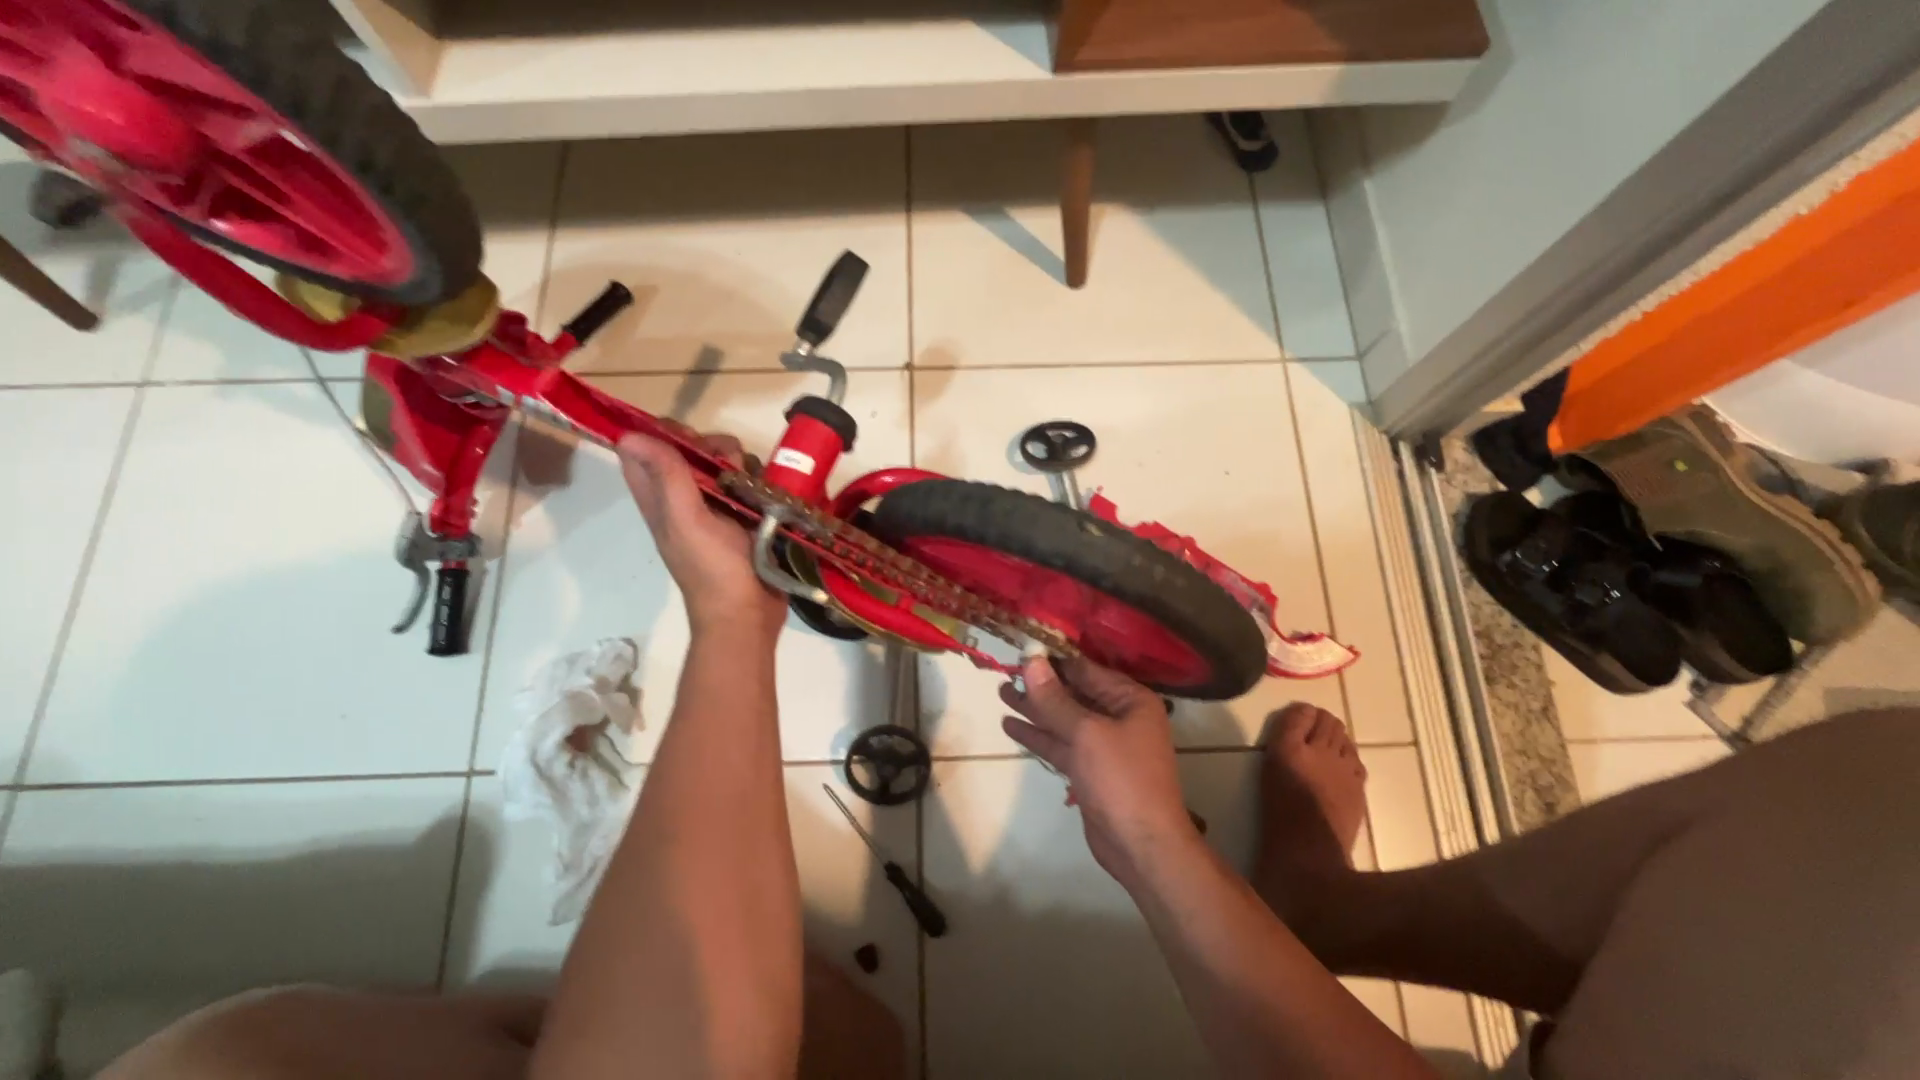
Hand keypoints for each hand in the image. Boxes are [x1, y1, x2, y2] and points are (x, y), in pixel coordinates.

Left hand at [618, 426, 786, 640]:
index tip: (686, 432)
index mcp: (659, 501)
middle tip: (728, 460)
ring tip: (752, 481)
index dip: (657, 433)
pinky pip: (748, 484)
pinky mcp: (745, 517)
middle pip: (688, 452)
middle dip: (709, 445)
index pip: (641, 453)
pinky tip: (766, 491)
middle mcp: (683, 501)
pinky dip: (757, 480)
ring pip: (722, 465)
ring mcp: (716, 510)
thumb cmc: (712, 569)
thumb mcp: (686, 520)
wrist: (747, 614)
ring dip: (738, 462)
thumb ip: (665, 476)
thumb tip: (630, 435)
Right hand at [1000, 657, 1198, 886]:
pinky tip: (1011, 725)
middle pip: (1075, 694)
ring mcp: (1105, 746)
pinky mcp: (1090, 771)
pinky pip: (1061, 744)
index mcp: (1131, 701)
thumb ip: (1055, 699)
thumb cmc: (1121, 779)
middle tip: (1005, 671)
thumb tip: (1032, 661)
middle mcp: (1121, 718)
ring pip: (1064, 720)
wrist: (1142, 845)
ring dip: (1034, 708)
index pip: (1086, 670)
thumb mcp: (1086, 733)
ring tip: (1001, 692)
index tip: (1021, 650)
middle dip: (1041, 684)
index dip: (1054, 660)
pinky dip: (1038, 735)